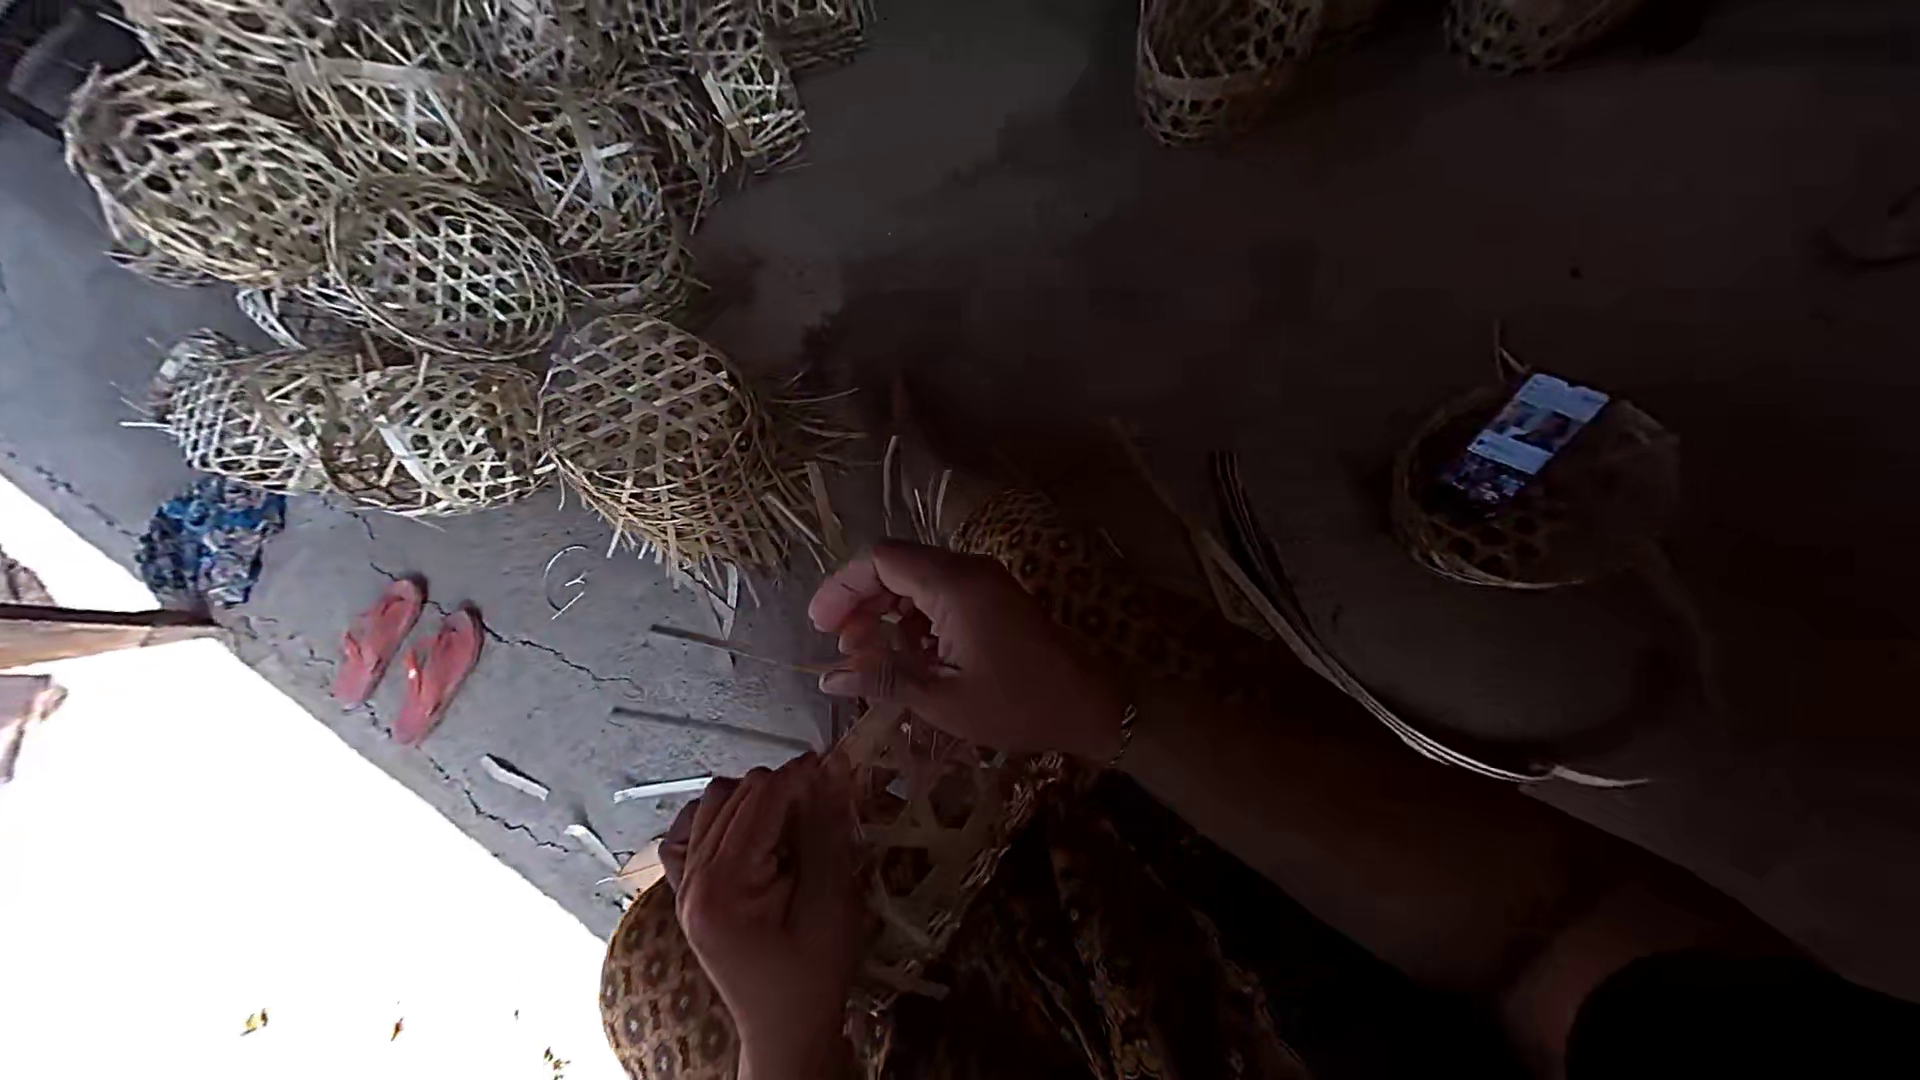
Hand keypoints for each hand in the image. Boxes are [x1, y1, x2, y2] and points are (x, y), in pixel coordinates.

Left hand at [673, 755, 862, 1079]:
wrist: (785, 1026)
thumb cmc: (814, 973)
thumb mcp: (831, 899)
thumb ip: (826, 829)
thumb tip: (831, 767)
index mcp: (722, 888)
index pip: (760, 800)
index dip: (799, 774)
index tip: (834, 765)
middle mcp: (691, 880)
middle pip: (737, 794)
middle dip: (783, 787)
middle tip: (823, 801)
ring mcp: (682, 884)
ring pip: (714, 801)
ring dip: (756, 797)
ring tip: (791, 819)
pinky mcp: (686, 888)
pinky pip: (691, 828)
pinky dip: (722, 815)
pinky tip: (752, 829)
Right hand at [807, 540, 1128, 760]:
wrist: (1089, 704)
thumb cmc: (1016, 704)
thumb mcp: (943, 698)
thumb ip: (883, 679)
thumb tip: (829, 678)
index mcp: (954, 585)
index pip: (880, 560)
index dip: (843, 587)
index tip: (821, 625)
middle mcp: (967, 570)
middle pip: (895, 566)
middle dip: (861, 602)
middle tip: (841, 646)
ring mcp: (983, 581)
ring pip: (916, 580)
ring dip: (886, 612)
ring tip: (866, 656)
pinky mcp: (991, 597)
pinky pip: (940, 594)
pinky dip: (914, 619)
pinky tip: (906, 656)